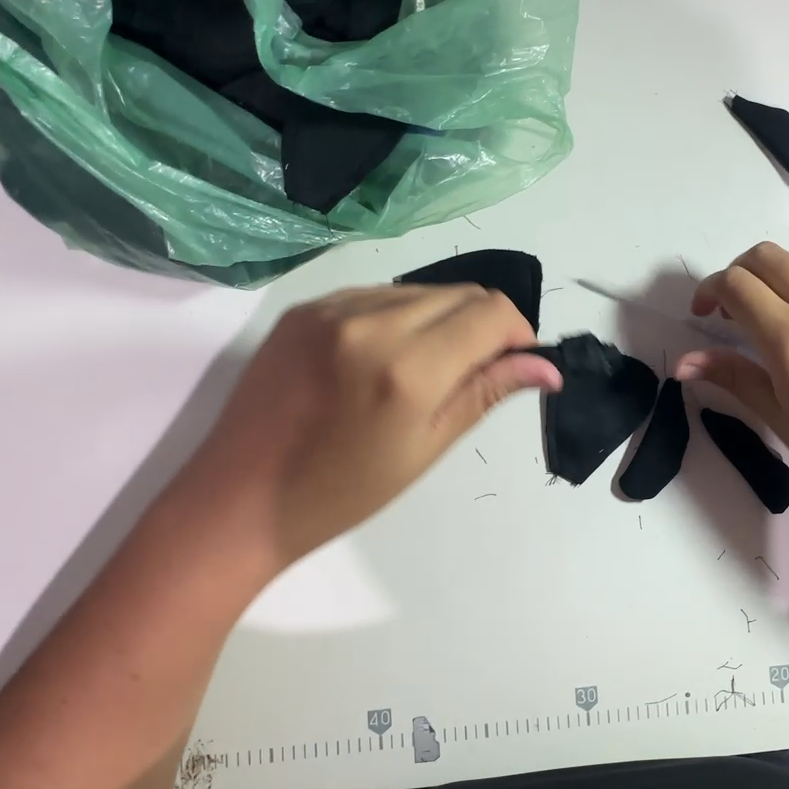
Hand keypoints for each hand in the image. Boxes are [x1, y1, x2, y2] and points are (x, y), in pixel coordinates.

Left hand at [181, 286, 560, 565]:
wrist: (241, 498)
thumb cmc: (342, 492)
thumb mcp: (425, 448)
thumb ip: (485, 393)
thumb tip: (547, 368)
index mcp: (407, 368)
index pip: (491, 314)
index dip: (517, 334)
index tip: (515, 366)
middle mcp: (371, 321)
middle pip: (461, 293)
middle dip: (484, 326)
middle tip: (474, 374)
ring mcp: (331, 308)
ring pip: (420, 289)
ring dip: (442, 320)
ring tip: (424, 372)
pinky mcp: (304, 308)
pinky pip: (376, 294)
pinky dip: (399, 317)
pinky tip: (384, 359)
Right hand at [675, 242, 788, 524]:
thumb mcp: (780, 417)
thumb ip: (732, 376)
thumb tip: (683, 364)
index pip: (735, 284)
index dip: (708, 291)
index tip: (703, 316)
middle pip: (767, 257)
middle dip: (738, 273)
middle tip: (731, 309)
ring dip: (779, 277)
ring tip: (777, 318)